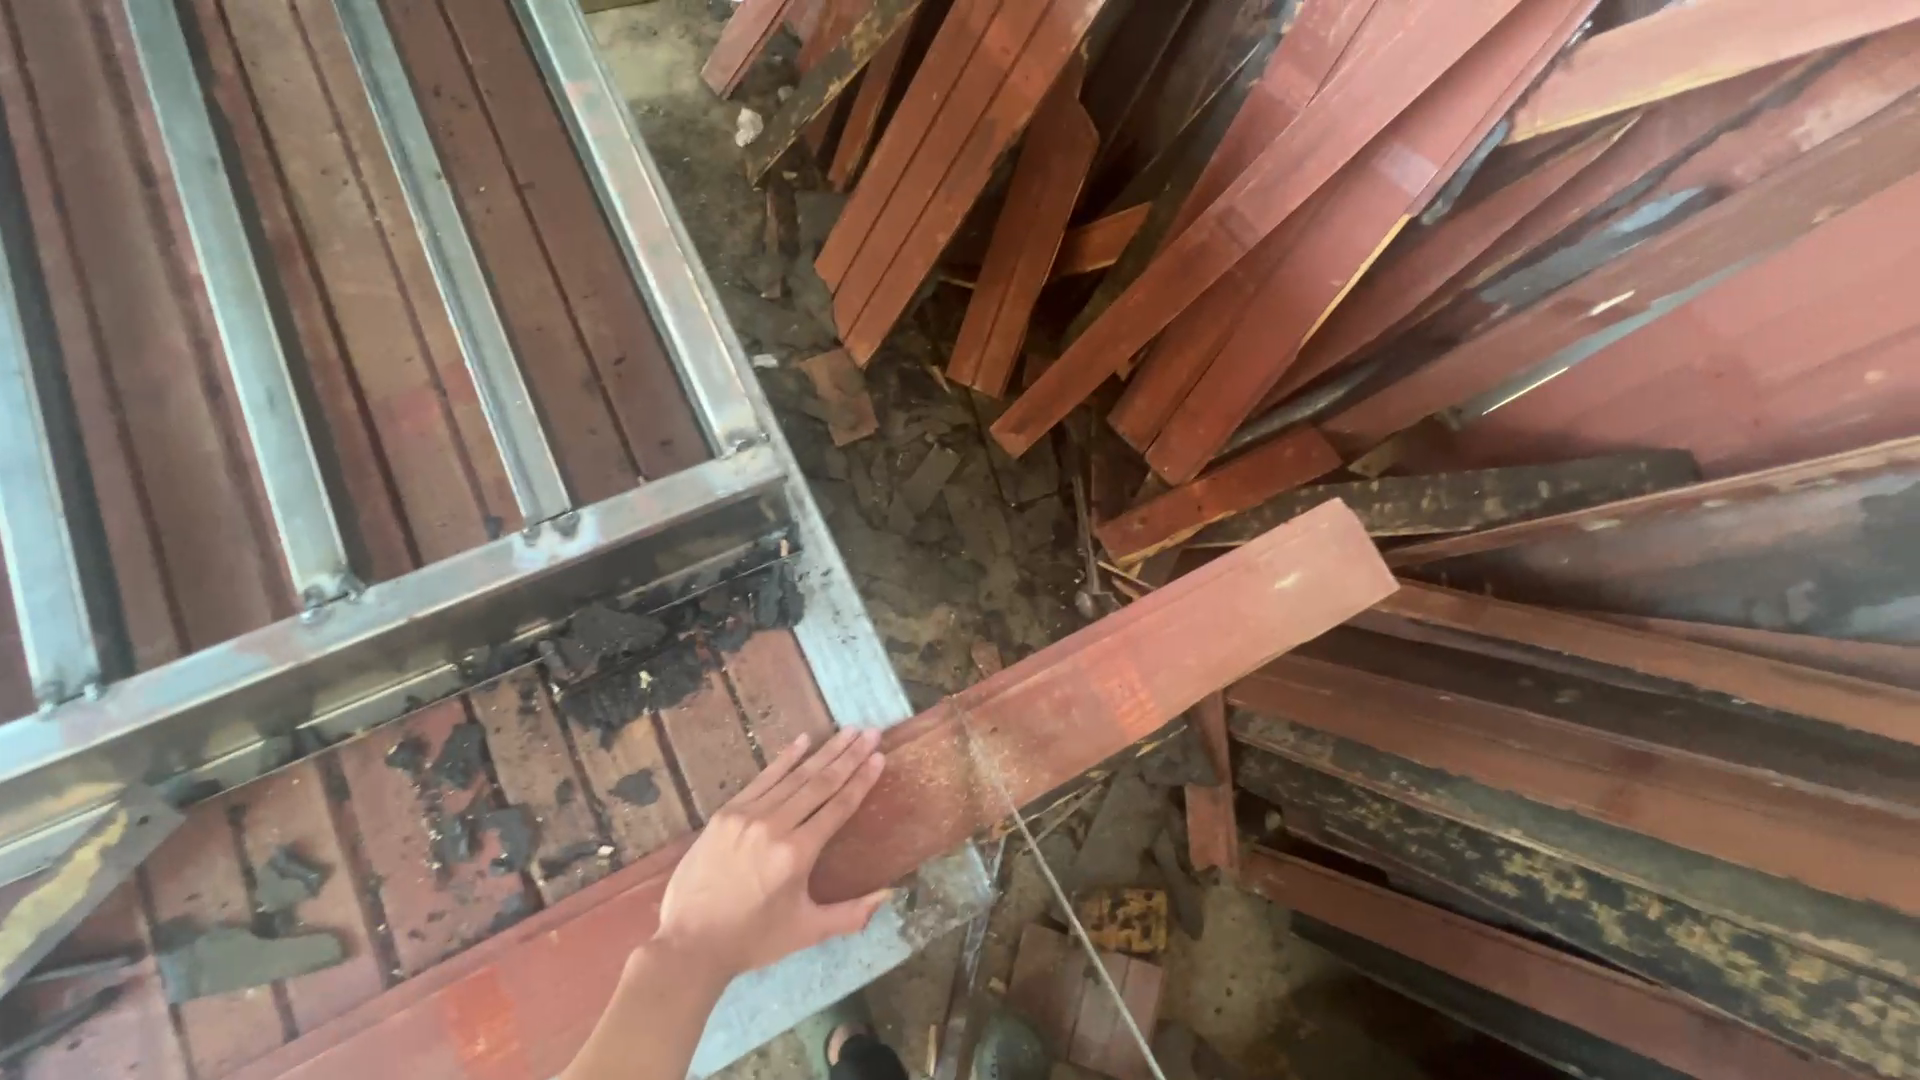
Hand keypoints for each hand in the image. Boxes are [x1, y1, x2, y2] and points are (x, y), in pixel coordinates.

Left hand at [652, 728, 889, 978]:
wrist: (689, 945)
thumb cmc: (753, 939)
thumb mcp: (807, 931)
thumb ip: (851, 914)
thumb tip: (890, 894)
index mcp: (797, 854)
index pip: (838, 807)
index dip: (861, 780)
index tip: (879, 757)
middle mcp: (774, 827)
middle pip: (820, 783)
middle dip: (849, 756)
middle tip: (871, 732)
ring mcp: (747, 816)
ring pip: (794, 776)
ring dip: (824, 751)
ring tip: (847, 731)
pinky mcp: (726, 814)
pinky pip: (762, 779)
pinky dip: (784, 759)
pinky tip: (803, 740)